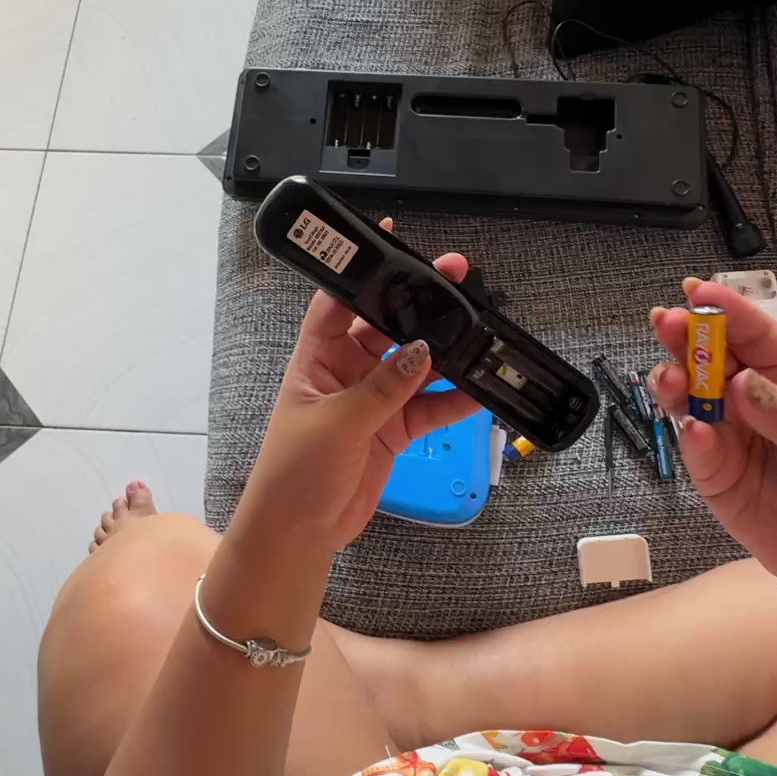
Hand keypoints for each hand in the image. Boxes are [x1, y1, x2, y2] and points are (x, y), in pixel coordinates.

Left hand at [237, 220, 481, 553]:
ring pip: (414, 365)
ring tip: (479, 330)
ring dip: (444, 352)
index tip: (391, 241)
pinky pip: (428, 407)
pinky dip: (453, 400)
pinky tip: (480, 389)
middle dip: (419, 305)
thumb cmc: (295, 474)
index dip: (362, 271)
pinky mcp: (392, 429)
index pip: (337, 302)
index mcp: (317, 358)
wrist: (299, 535)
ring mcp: (372, 399)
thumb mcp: (337, 424)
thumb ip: (383, 388)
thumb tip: (423, 350)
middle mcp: (346, 371)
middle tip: (456, 278)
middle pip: (386, 326)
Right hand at [649, 278, 776, 592]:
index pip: (755, 337)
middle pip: (711, 359)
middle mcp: (749, 400)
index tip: (697, 291)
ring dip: (673, 382)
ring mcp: (726, 433)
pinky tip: (695, 432)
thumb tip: (742, 383)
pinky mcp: (709, 471)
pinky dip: (689, 437)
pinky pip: (693, 446)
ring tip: (668, 378)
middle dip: (685, 338)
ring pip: (689, 396)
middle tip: (664, 321)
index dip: (727, 311)